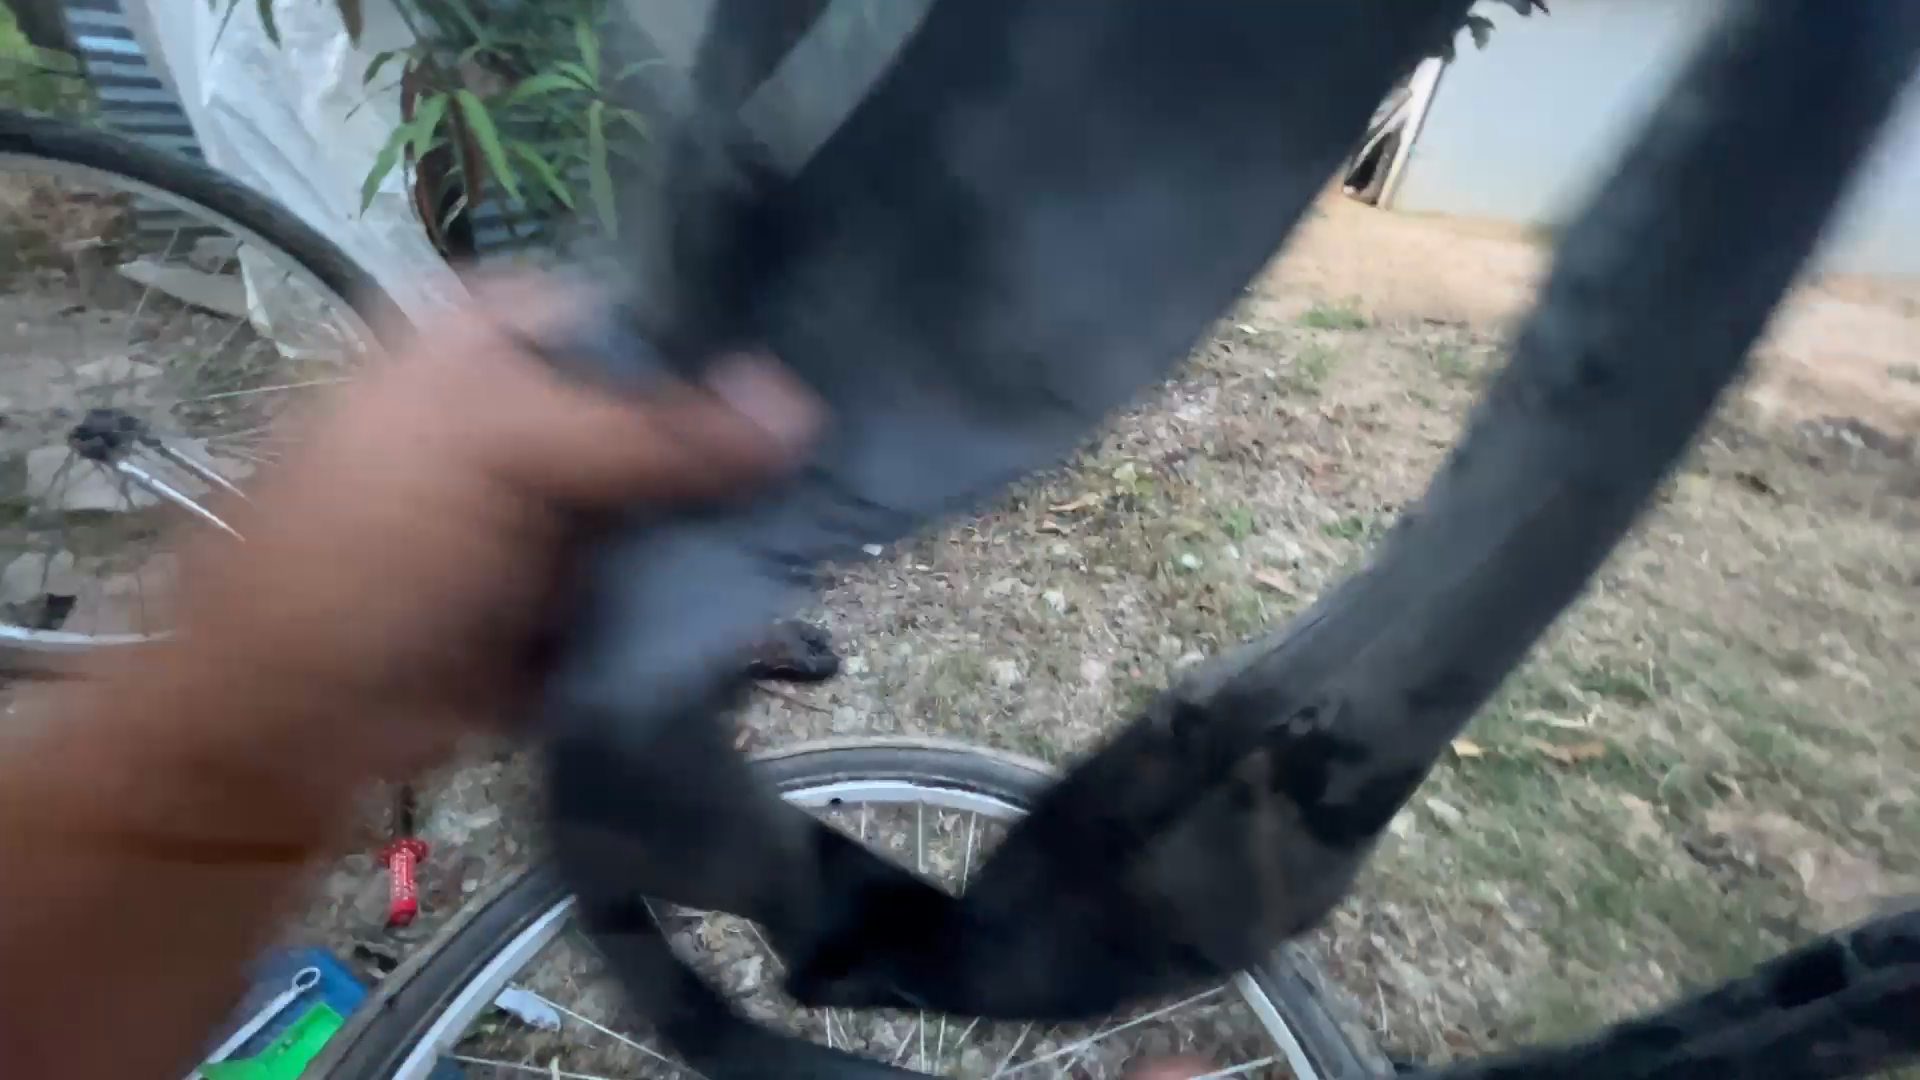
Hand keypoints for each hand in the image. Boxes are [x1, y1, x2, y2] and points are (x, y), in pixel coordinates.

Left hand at [131, 274, 821, 778]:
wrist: (299, 720)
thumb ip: (656, 430)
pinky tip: (788, 561)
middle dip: (756, 436)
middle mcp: (557, 405)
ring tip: (833, 508)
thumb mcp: (501, 454)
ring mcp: (586, 492)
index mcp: (515, 338)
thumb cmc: (367, 556)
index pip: (656, 316)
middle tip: (843, 455)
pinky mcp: (607, 565)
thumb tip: (796, 408)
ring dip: (751, 504)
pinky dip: (730, 560)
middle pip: (689, 406)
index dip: (736, 345)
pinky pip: (687, 549)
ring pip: (698, 484)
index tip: (822, 375)